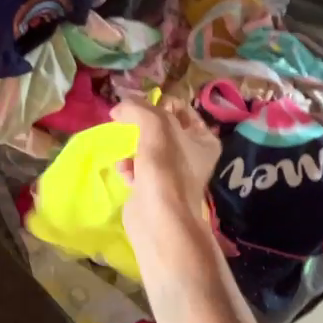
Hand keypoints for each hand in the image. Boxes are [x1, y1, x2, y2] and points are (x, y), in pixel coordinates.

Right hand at [112, 97, 223, 280]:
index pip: (179, 108)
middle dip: (139, 127)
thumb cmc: (165, 168)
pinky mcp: (153, 187)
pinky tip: (124, 172)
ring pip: (145, 147)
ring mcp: (172, 173)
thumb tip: (119, 107)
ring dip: (130, 147)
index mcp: (203, 138)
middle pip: (159, 127)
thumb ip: (137, 108)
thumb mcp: (155, 126)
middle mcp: (192, 154)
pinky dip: (128, 167)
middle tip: (125, 126)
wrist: (160, 218)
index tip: (139, 110)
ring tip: (125, 155)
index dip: (158, 104)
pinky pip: (137, 167)